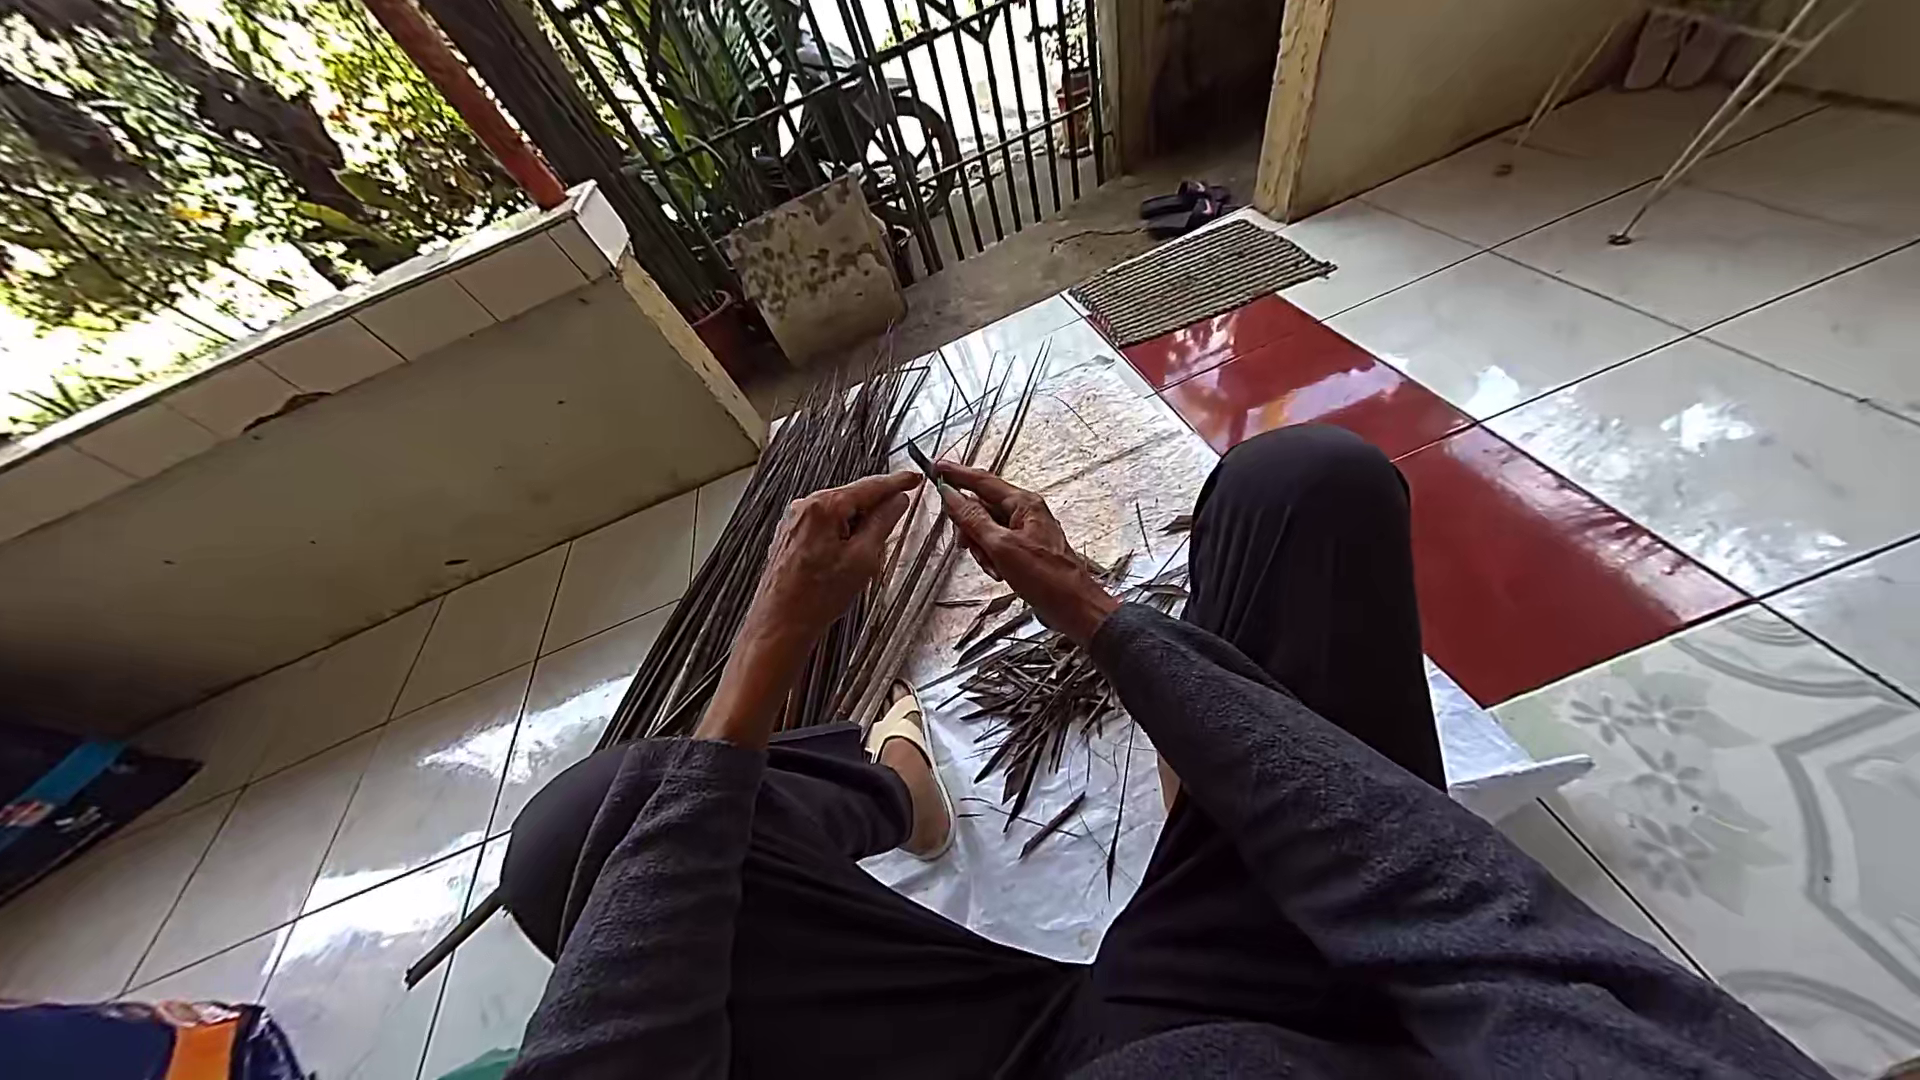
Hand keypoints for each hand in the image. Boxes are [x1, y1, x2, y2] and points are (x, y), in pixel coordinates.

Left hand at [698, 469, 921, 746]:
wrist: (780, 624)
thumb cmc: (817, 597)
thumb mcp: (864, 558)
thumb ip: (883, 522)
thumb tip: (898, 501)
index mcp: (824, 507)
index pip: (870, 486)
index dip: (897, 482)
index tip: (915, 477)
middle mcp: (806, 506)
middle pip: (854, 496)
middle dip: (877, 507)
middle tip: (898, 521)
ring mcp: (795, 520)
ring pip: (840, 511)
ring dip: (859, 524)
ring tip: (866, 556)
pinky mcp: (791, 534)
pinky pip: (826, 523)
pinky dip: (843, 533)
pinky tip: (847, 557)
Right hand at [936, 461, 1118, 645]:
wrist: (1072, 606)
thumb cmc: (1047, 578)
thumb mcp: (1001, 546)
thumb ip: (973, 519)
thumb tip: (951, 496)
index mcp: (1023, 504)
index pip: (982, 481)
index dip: (956, 474)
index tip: (936, 467)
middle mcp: (1024, 513)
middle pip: (981, 507)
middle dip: (969, 527)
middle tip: (966, 542)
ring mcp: (1023, 531)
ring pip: (985, 529)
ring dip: (980, 548)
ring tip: (991, 565)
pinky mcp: (1023, 549)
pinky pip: (995, 545)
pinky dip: (990, 558)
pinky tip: (998, 572)